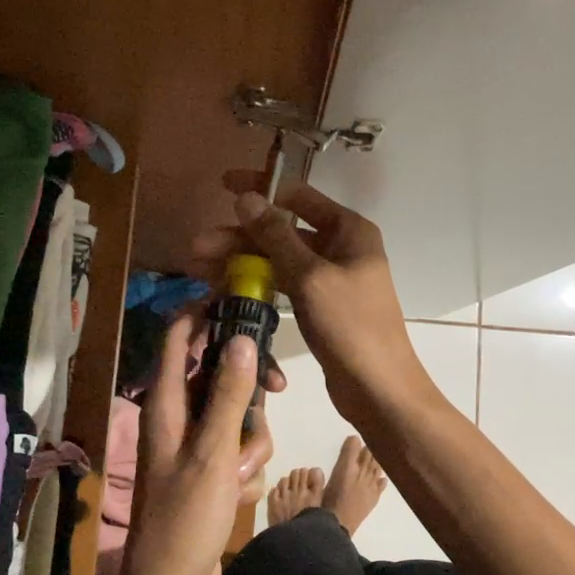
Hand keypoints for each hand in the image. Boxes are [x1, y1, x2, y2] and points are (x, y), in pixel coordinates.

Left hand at [116, 314, 273, 574]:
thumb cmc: (185, 517)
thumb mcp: (214, 453)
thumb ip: (230, 395)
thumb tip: (242, 338)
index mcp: (165, 404)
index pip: (179, 338)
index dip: (203, 311)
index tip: (240, 299)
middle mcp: (177, 417)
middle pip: (220, 375)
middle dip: (248, 391)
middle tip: (277, 391)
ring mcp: (194, 445)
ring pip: (238, 416)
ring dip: (250, 442)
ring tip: (240, 474)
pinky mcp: (209, 471)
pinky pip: (238, 450)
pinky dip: (244, 468)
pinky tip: (237, 495)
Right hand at [191, 170, 433, 426]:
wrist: (378, 389)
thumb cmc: (350, 326)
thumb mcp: (309, 277)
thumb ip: (275, 236)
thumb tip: (246, 197)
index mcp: (348, 230)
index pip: (297, 196)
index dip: (259, 188)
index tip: (222, 186)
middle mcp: (340, 247)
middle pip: (281, 230)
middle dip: (238, 237)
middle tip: (196, 249)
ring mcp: (330, 278)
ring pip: (277, 259)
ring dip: (240, 262)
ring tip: (198, 271)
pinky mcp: (320, 306)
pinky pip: (282, 284)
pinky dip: (256, 284)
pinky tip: (225, 290)